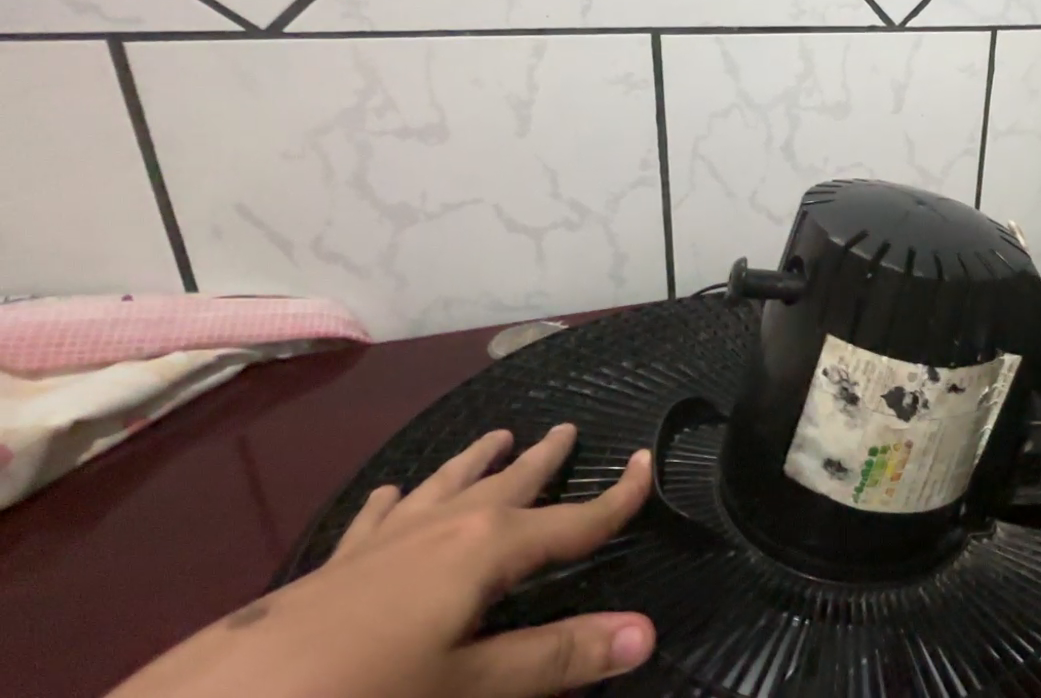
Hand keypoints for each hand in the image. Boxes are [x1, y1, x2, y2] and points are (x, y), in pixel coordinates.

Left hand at [109, 424, 655, 697]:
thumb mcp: (471, 689)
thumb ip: (558, 658)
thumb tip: (647, 631)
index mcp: (487, 549)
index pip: (573, 521)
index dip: (616, 497)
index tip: (647, 462)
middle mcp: (443, 528)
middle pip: (509, 485)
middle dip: (543, 460)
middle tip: (568, 429)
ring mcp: (383, 542)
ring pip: (446, 485)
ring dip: (477, 461)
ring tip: (497, 436)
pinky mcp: (333, 566)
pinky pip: (378, 516)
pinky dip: (396, 499)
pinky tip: (392, 489)